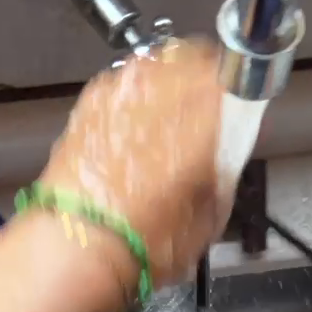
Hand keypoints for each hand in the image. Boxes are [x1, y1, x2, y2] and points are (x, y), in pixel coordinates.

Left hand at [38, 39, 229, 288]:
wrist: (78, 247)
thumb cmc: (144, 240)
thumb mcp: (207, 220)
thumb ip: (221, 176)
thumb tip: (220, 163)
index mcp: (205, 108)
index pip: (233, 77)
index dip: (233, 98)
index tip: (232, 117)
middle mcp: (163, 83)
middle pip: (192, 64)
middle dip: (196, 92)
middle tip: (196, 126)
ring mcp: (122, 87)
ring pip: (154, 73)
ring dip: (161, 97)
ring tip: (159, 137)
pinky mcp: (89, 101)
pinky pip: (121, 91)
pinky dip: (130, 109)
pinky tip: (128, 143)